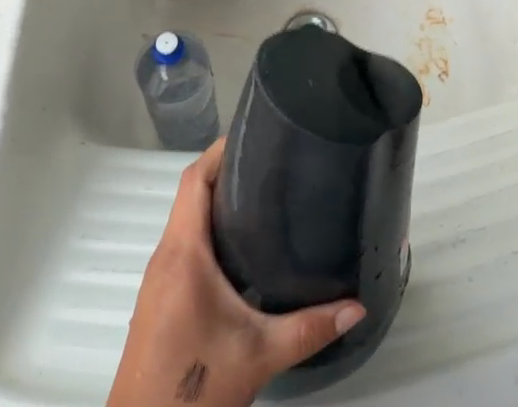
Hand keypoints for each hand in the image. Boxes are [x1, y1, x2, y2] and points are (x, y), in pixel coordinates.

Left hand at [107, 138, 364, 406]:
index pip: (195, 181)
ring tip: (268, 196)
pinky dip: (211, 232)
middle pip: (192, 196)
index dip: (221, 151)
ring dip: (219, 203)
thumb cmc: (194, 384)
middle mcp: (165, 258)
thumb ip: (310, 327)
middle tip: (276, 164)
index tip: (256, 135)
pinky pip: (185, 247)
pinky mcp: (161, 299)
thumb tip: (357, 306)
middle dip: (229, 173)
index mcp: (183, 254)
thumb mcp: (260, 353)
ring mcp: (159, 280)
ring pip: (187, 222)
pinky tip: (245, 248)